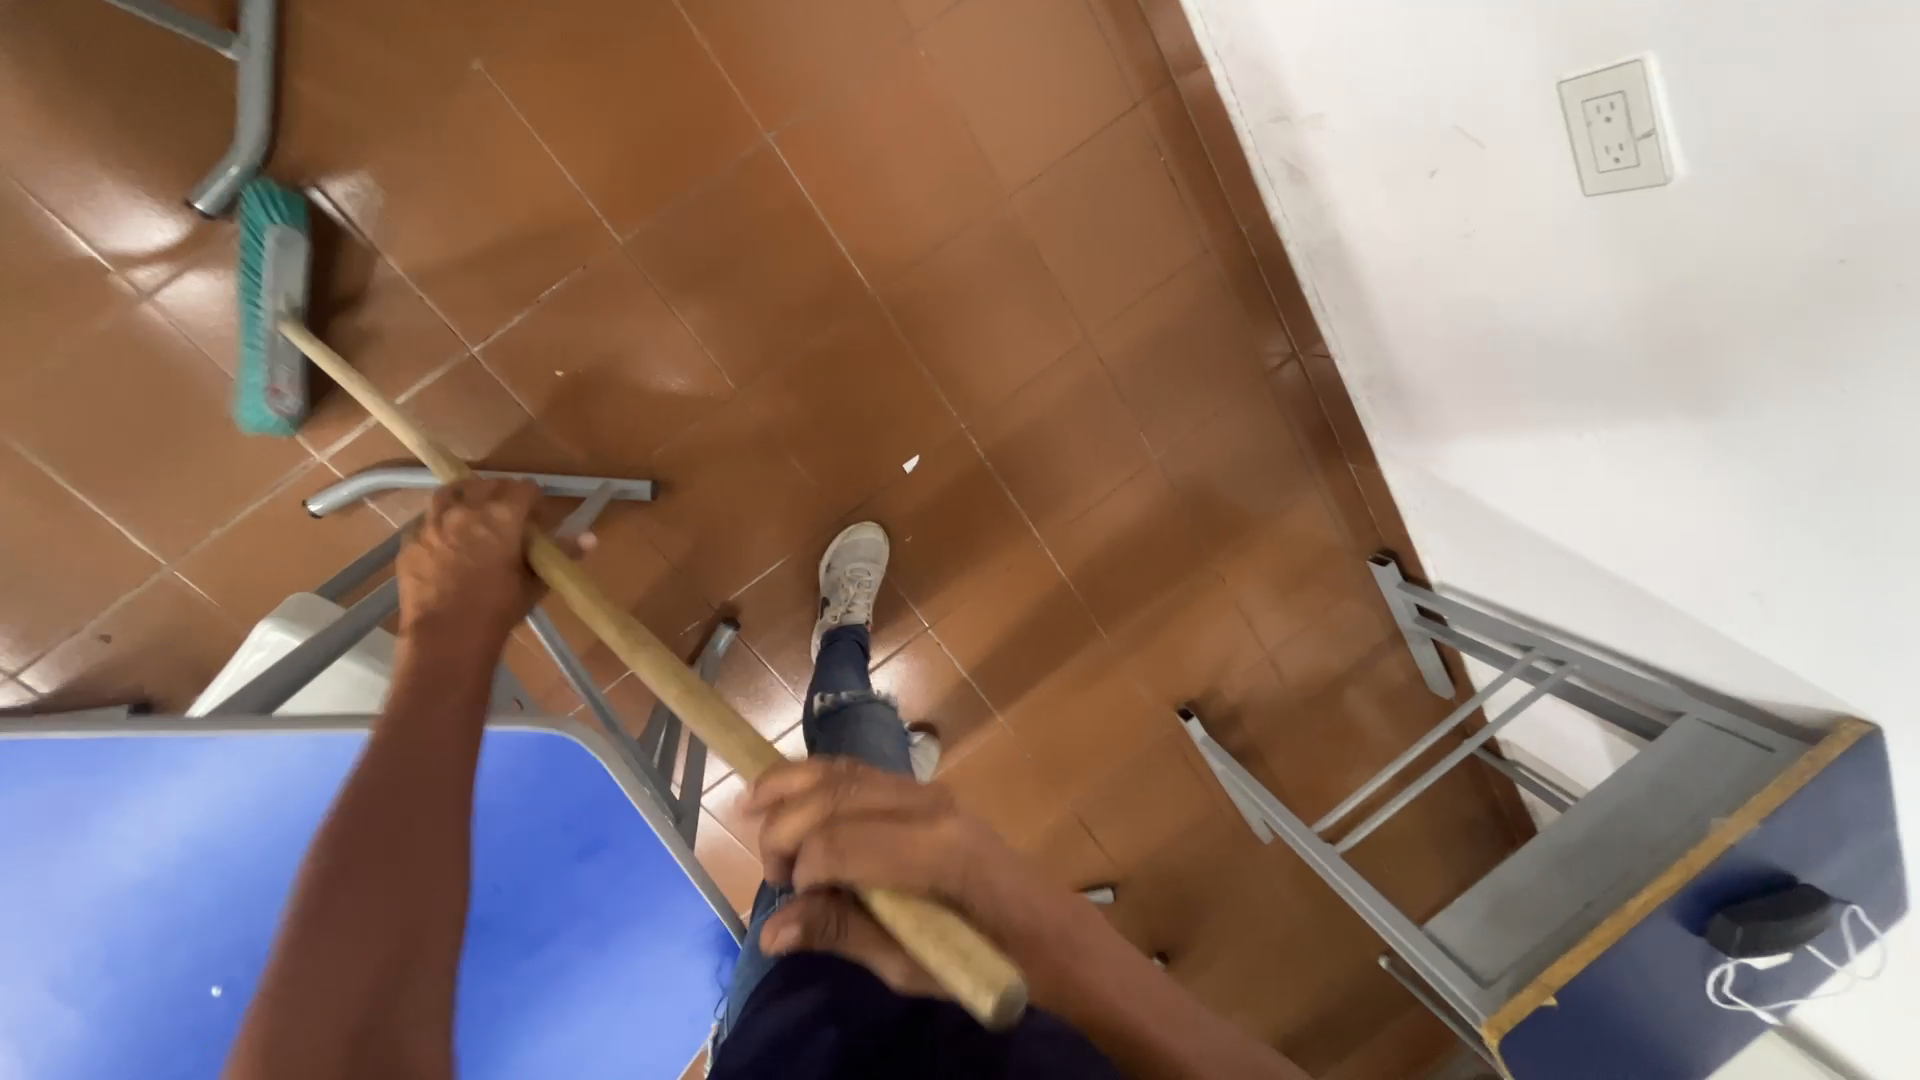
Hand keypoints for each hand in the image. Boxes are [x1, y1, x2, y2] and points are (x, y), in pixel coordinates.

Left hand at [396, 478, 589, 649]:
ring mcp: (433, 522)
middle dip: (503, 494)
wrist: (446, 635)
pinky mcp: (409, 538)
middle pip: (488, 484)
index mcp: (502, 517)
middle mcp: (466, 510)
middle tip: (510, 517)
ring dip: (468, 496)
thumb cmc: (498, 609)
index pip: (523, 488)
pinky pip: (427, 516)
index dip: (534, 499)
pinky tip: (448, 538)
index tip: (537, 516)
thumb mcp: (536, 581)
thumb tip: (591, 538)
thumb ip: (561, 553)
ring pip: (452, 490)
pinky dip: (441, 519)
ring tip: (475, 514)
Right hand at [746, 758, 1085, 998]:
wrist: (1041, 928)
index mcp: (933, 852)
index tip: (790, 901)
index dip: (801, 869)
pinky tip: (793, 788)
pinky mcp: (926, 791)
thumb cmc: (983, 959)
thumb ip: (843, 932)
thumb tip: (771, 930)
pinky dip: (821, 778)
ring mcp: (930, 791)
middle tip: (770, 872)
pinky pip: (863, 774)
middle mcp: (929, 805)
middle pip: (836, 797)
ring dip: (794, 784)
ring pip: (847, 772)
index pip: (839, 842)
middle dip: (786, 826)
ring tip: (751, 803)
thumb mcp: (911, 964)